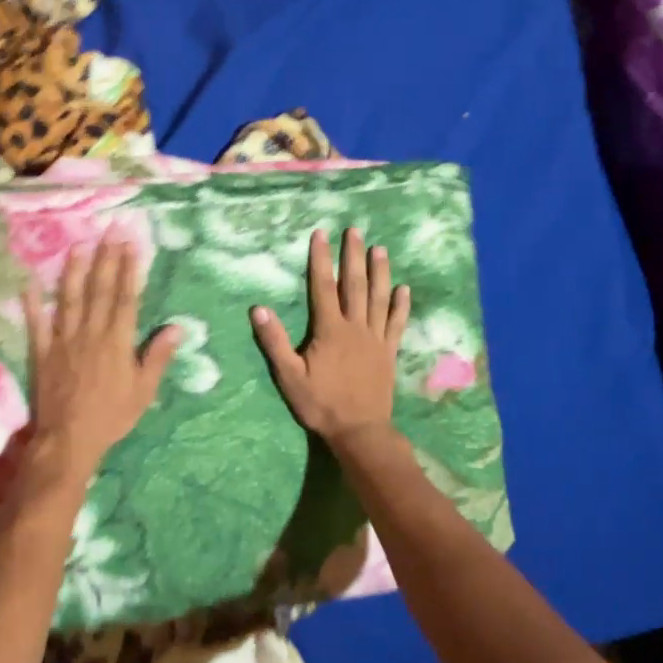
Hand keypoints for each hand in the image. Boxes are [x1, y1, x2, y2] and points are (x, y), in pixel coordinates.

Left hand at [23, 232, 182, 476]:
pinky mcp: (42, 351)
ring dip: (73, 271)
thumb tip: (177, 327)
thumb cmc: (111, 417)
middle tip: (108, 231)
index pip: (125, 297)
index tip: (130, 243)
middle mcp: (90, 333)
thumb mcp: (143, 391)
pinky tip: (29, 282)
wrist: (69, 438)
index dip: (128, 268)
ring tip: (77, 245)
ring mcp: (63, 340)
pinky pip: (36, 323)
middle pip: (99, 290)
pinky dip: (32, 303)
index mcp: (117, 341)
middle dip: (105, 258)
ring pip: (69, 299)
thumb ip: (157, 356)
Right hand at [251, 227, 411, 450]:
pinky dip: (400, 305)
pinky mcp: (389, 353)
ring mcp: (376, 339)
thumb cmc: (320, 404)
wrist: (360, 431)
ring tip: (380, 249)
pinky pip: (397, 323)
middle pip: (355, 285)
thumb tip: (258, 309)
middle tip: (355, 230)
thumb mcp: (288, 375)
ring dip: (379, 272)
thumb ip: (274, 341)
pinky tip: (403, 289)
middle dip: (354, 256)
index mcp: (330, 330)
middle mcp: (356, 327)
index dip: (321, 259)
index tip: (321, 234)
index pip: (323, 286)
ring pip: (379, 298)